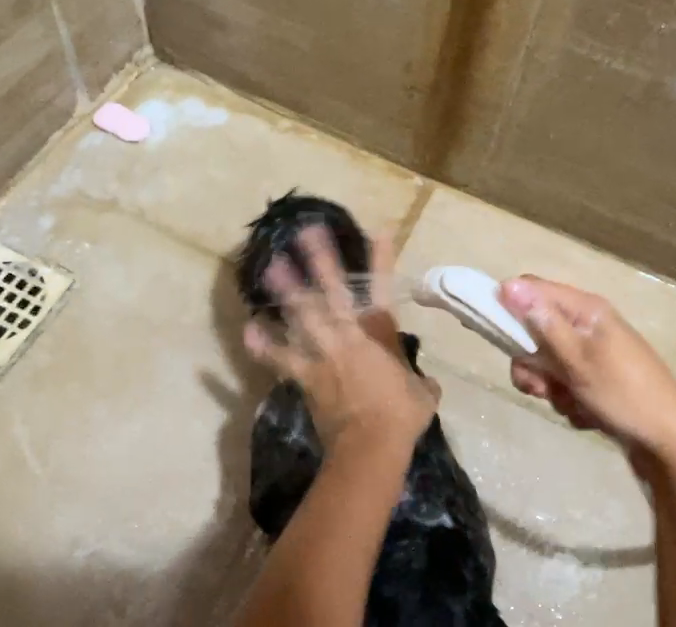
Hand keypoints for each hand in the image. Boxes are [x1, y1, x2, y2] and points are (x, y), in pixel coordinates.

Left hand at [243, 226, 439, 456]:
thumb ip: (421, 382)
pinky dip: (264, 345)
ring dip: (287, 291)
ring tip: (271, 267)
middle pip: (332, 290)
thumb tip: (426, 386)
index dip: (381, 258)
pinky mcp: (305, 375)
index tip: (380, 230)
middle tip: (306, 233)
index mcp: (380, 332)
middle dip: (320, 259)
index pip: (382, 288)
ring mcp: (324, 352)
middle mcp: (349, 333)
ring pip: (302, 314)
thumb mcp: (423, 394)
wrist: (372, 445)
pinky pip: (281, 358)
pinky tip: (248, 330)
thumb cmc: (402, 416)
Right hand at [499, 276, 675, 466]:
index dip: (508, 307)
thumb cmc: (625, 395)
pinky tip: (587, 415)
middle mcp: (587, 325)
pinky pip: (564, 385)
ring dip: (550, 387)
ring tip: (571, 403)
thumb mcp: (578, 359)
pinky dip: (568, 401)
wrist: (673, 445)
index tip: (492, 334)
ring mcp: (593, 355)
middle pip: (534, 331)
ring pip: (546, 363)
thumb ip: (542, 324)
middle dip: (532, 362)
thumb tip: (507, 285)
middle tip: (543, 386)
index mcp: (585, 309)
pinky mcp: (597, 383)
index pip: (532, 289)